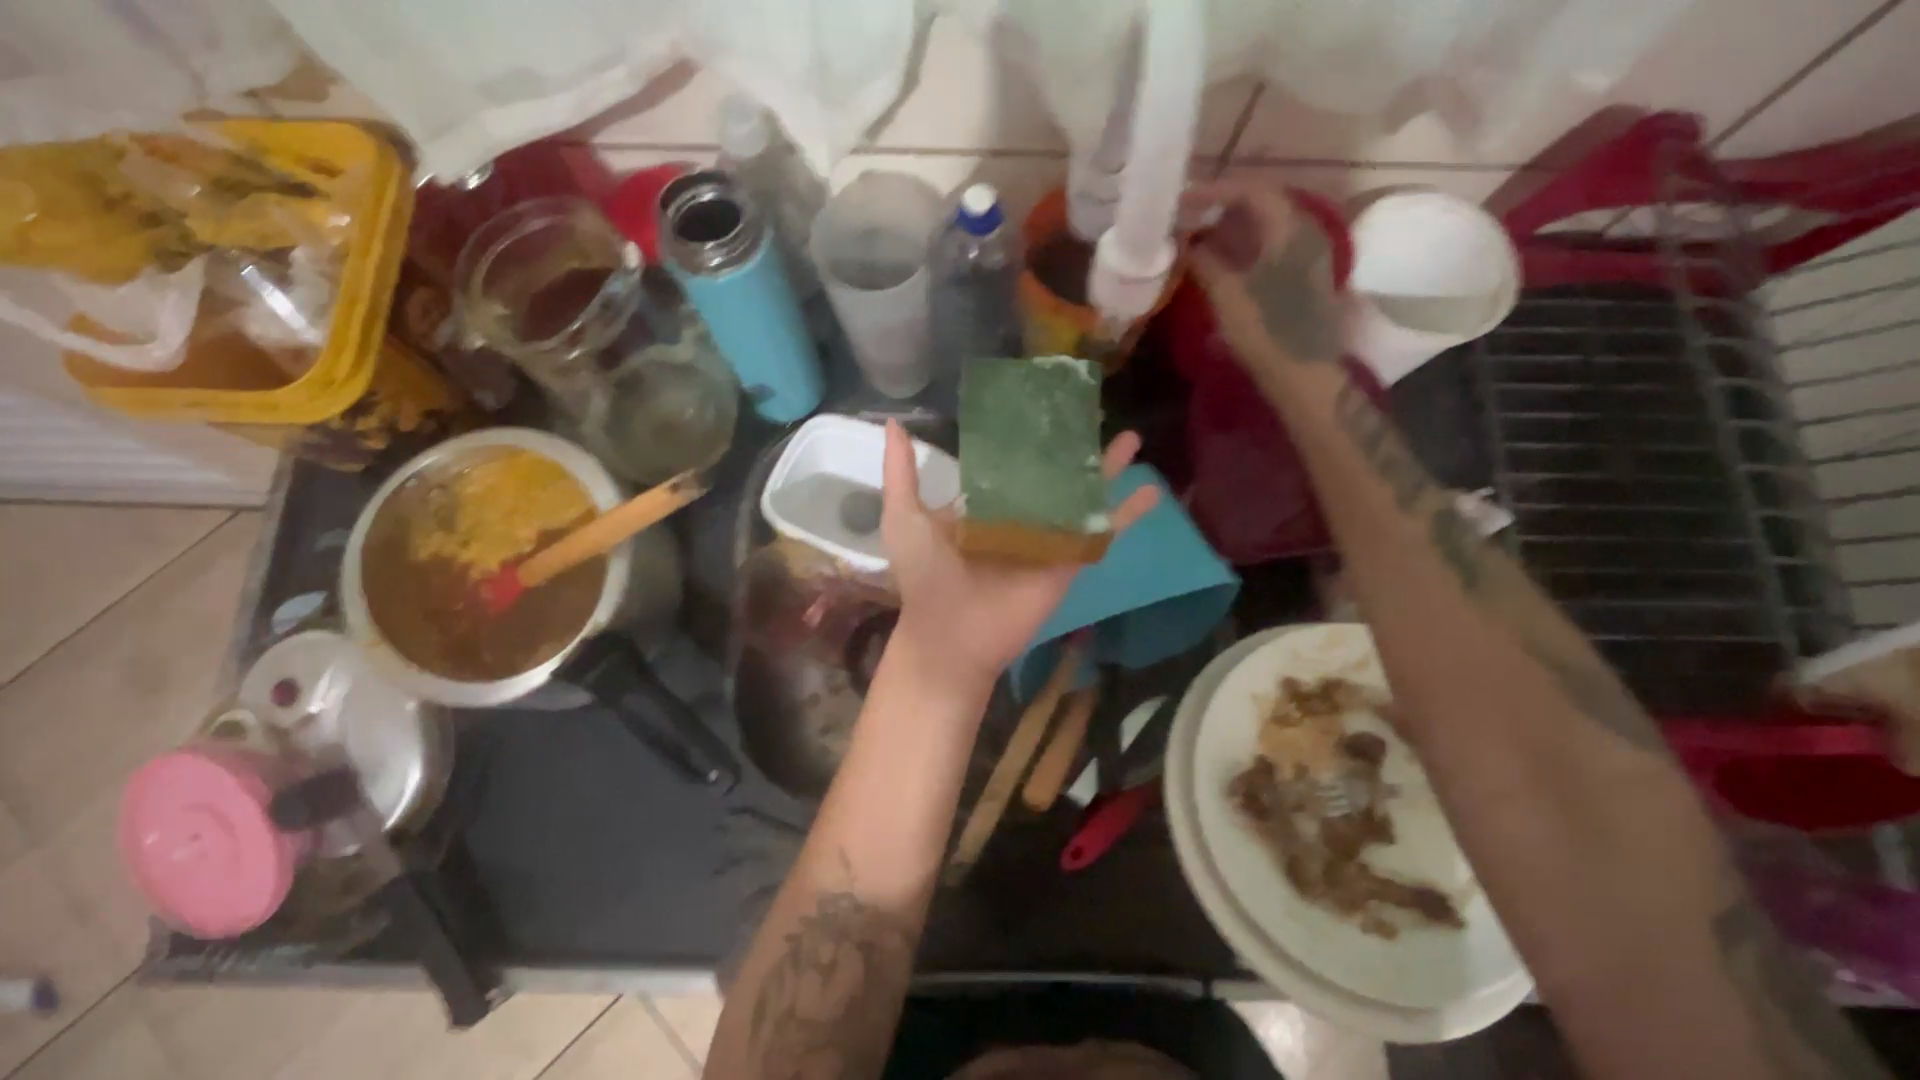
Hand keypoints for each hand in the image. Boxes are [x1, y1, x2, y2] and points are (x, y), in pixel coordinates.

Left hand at [880, 420, 1158, 692]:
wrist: (951, 635)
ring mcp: (1048, 538)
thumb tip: (893, 422)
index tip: (1044, 404)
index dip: (1027, 436)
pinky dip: (1128, 514)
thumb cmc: (925, 576)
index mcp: (983, 506)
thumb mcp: (904, 516)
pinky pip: (1102, 532)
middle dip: (1074, 446)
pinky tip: (1153, 490)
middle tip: (1095, 410)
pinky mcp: (1070, 560)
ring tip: (1133, 439)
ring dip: (1108, 470)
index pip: (1010, 462)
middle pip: (1054, 474)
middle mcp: (1019, 517)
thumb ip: (901, 472)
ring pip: (1083, 496)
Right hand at [1183, 179, 1344, 375]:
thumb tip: (1186, 243)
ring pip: (1266, 226)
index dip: (1214, 191)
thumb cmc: (1267, 332)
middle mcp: (1305, 232)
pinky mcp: (1303, 277)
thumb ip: (1205, 261)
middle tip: (1187, 216)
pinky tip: (1219, 259)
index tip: (1181, 201)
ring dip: (1231, 227)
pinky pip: (1270, 246)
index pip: (1251, 190)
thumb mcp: (1227, 294)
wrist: (1305, 376)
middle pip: (1262, 203)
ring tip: (1197, 236)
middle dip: (1222, 206)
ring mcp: (1308, 255)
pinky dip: (1243, 245)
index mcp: (1291, 229)